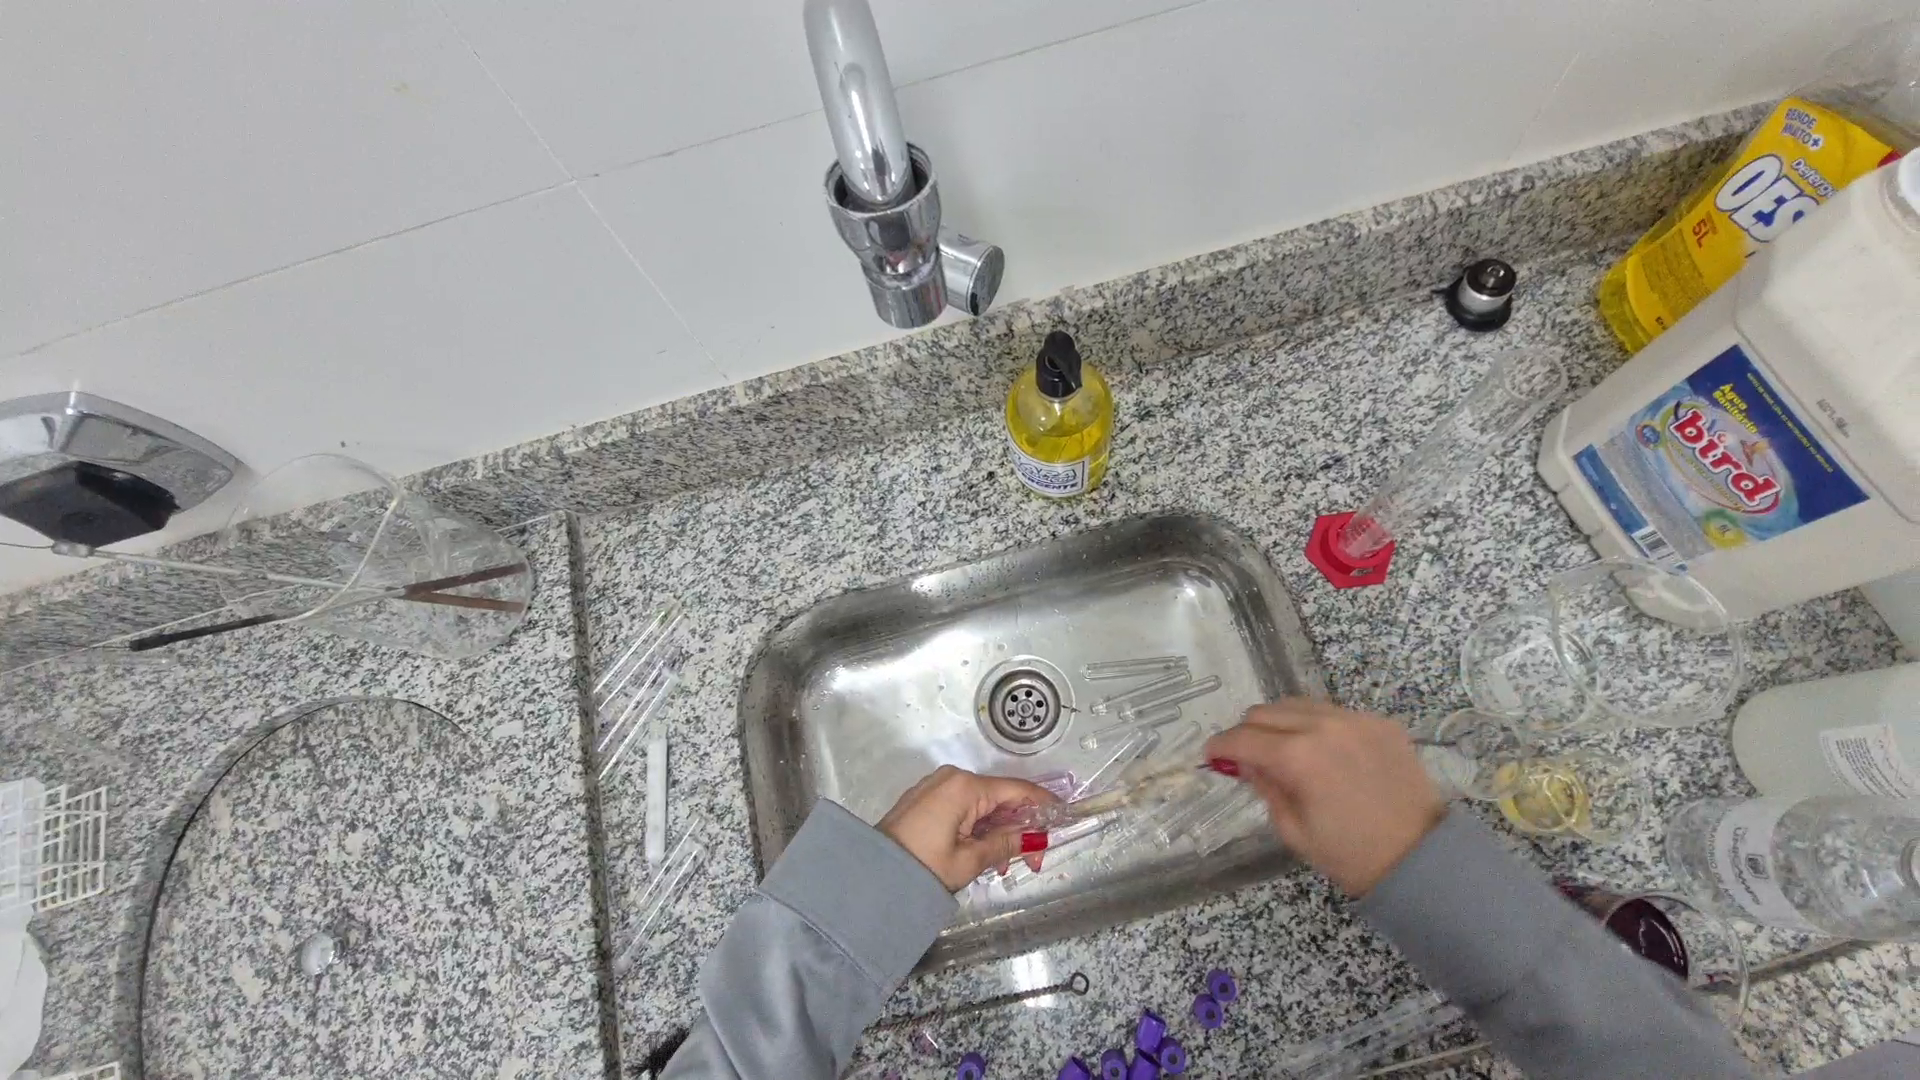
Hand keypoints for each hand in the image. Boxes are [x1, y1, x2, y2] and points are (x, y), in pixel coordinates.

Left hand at [877, 766, 1058, 890]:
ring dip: (999, 830)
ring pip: (982, 804)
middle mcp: (952, 777)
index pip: (1016, 790)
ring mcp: (937, 786)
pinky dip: (978, 826)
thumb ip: (1005, 844)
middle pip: (1000, 797)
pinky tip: (985, 853)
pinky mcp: (927, 799)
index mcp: (965, 786)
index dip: (1042, 805)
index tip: (1064, 818)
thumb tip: (1034, 838)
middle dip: (1020, 827)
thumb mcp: (969, 861)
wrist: (872, 874)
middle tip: (1034, 861)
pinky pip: (963, 806)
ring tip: (1005, 865)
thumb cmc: (923, 867)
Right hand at [1205, 699, 1446, 896]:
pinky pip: (1331, 712)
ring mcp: (1354, 720)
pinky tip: (1324, 753)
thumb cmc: (1352, 855)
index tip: (1212, 756)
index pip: (1241, 738)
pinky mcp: (1379, 722)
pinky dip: (1316, 726)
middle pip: (1263, 712)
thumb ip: (1263, 786)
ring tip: (1286, 751)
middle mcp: (1322, 726)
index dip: (1219, 746)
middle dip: (1248, 733)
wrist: (1425, 861)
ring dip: (1280, 724)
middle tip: (1248, 758)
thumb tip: (1245, 763)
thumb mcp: (1292, 830)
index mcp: (1297, 757)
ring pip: (1296, 704)